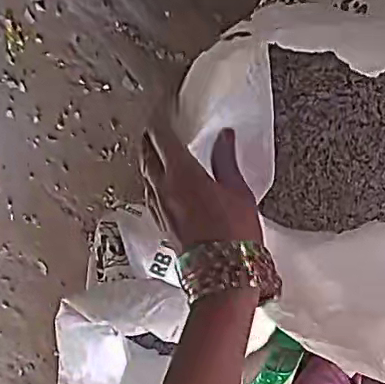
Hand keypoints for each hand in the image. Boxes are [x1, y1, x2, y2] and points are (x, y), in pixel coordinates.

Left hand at [140, 114, 262, 247]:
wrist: (223, 275)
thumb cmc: (234, 235)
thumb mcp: (239, 192)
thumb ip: (226, 160)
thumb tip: (224, 138)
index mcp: (182, 173)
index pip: (161, 135)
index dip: (161, 118)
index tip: (165, 108)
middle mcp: (163, 188)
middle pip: (146, 152)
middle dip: (150, 136)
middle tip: (158, 127)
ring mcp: (159, 208)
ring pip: (145, 173)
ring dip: (149, 158)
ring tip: (159, 152)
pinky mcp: (161, 224)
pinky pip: (150, 194)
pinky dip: (153, 180)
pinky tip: (163, 183)